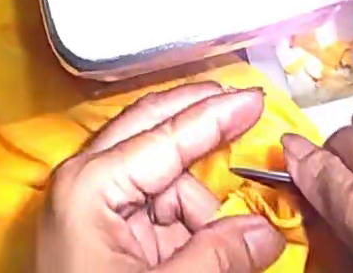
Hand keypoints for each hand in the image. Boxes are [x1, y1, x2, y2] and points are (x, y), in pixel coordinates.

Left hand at [37, 82, 288, 272]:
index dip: (214, 116)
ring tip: (232, 240)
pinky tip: (208, 242)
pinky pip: (151, 202)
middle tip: (243, 107)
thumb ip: (216, 257)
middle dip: (199, 124)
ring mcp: (90, 198)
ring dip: (198, 198)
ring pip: (158, 172)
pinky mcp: (99, 223)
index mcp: (90, 183)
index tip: (252, 96)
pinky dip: (184, 218)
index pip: (164, 136)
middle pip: (152, 130)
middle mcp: (85, 176)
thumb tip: (267, 231)